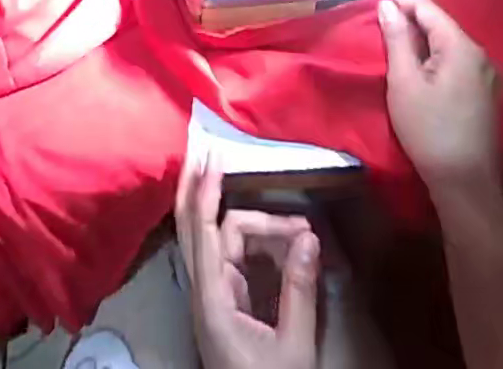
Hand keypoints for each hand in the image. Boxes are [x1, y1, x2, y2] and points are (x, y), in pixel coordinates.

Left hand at [174, 150, 319, 368]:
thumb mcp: (294, 348)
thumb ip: (300, 289)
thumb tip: (310, 235)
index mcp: (212, 299)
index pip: (204, 231)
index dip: (207, 191)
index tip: (213, 158)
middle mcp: (203, 291)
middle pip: (192, 226)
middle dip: (199, 188)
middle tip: (208, 153)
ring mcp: (211, 297)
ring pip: (217, 240)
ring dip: (248, 221)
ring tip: (297, 226)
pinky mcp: (223, 305)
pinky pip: (229, 257)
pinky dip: (247, 238)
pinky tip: (272, 234)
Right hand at [377, 0, 502, 197]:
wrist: (466, 184)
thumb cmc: (429, 128)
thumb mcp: (404, 81)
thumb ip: (397, 38)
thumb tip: (388, 4)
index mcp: (461, 47)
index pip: (428, 7)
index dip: (399, 3)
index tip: (374, 14)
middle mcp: (481, 55)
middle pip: (440, 24)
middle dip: (410, 23)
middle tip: (380, 36)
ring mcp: (488, 76)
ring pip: (449, 43)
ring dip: (422, 42)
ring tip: (396, 54)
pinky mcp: (487, 94)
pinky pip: (458, 62)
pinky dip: (436, 59)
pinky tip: (421, 75)